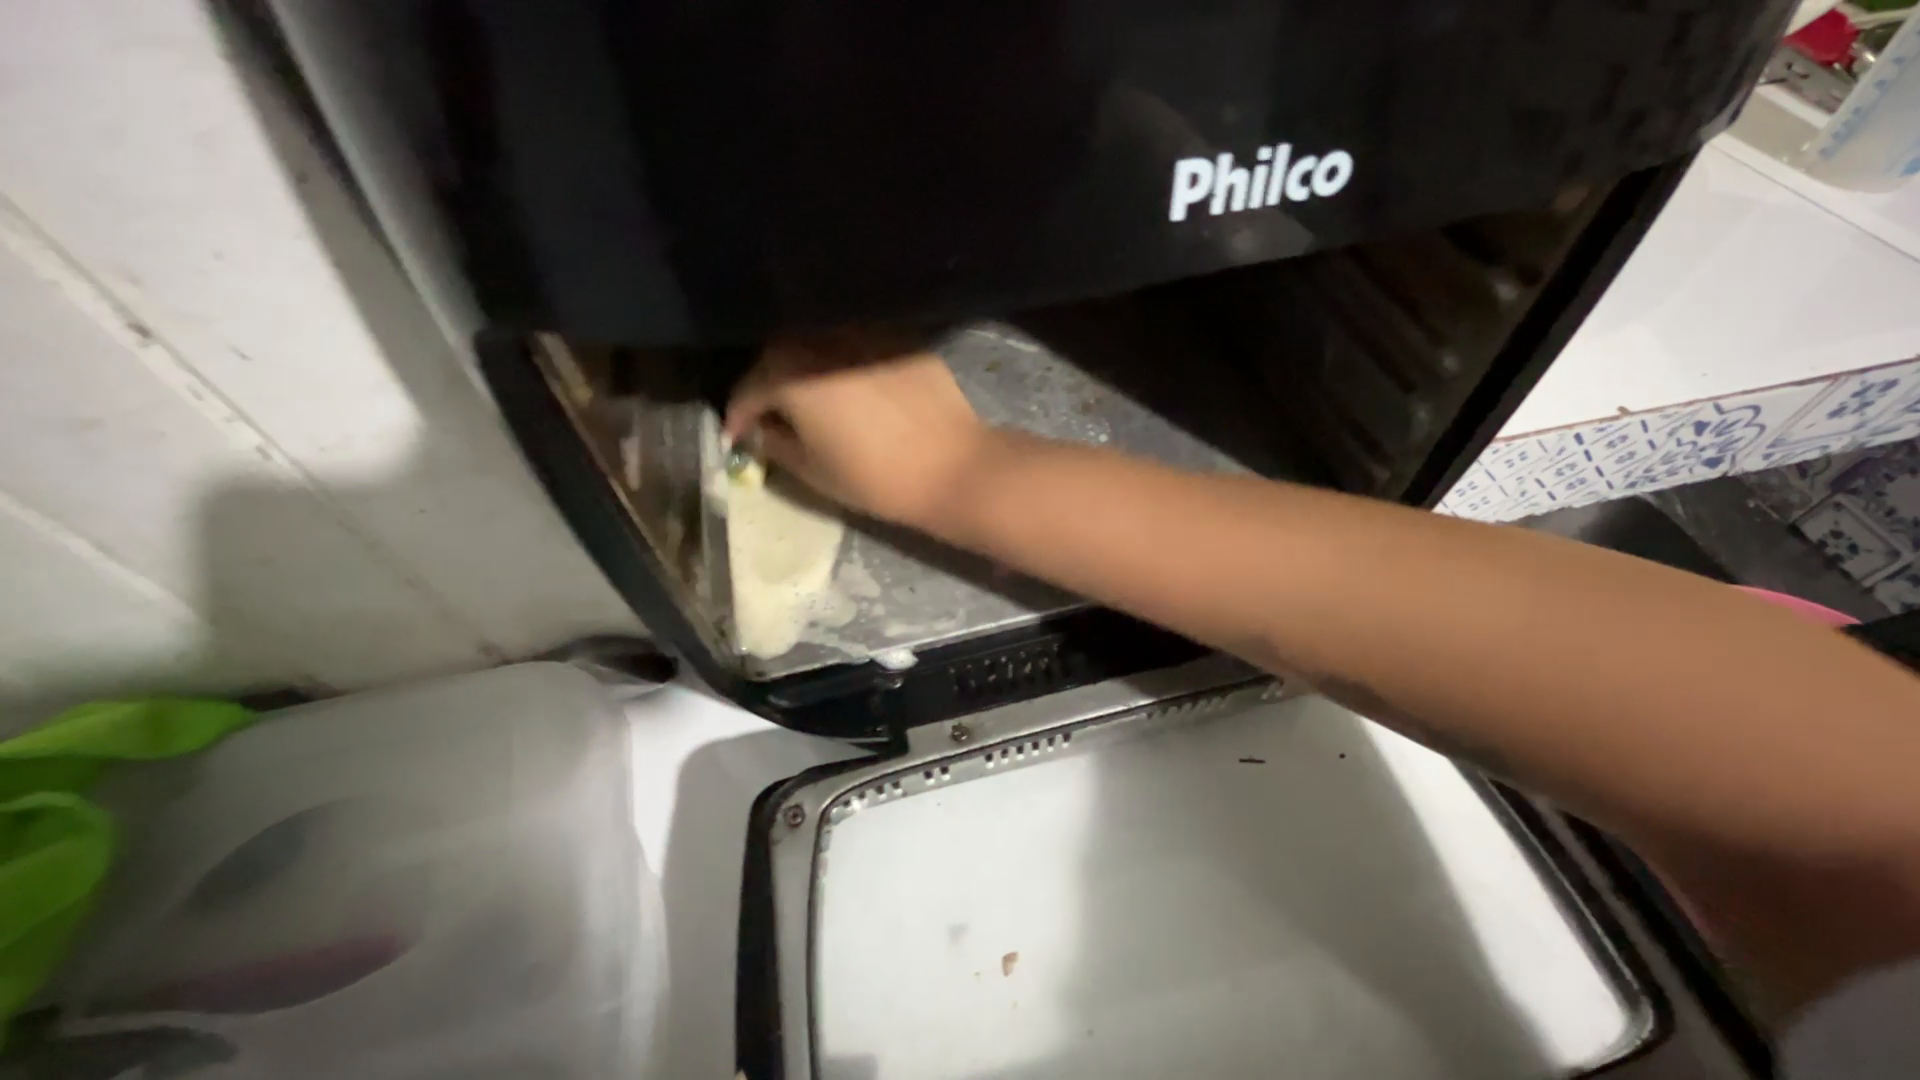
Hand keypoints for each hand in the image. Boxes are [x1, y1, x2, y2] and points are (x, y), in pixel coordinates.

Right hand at [723, 334, 991, 525]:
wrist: (952, 465)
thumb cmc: (876, 477)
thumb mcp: (813, 471)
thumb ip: (775, 444)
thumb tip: (760, 430)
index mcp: (791, 374)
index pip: (750, 388)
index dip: (737, 415)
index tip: (734, 435)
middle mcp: (821, 341)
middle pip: (779, 354)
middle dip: (767, 382)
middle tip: (769, 412)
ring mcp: (861, 332)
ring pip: (816, 341)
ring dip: (802, 365)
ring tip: (806, 396)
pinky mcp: (897, 335)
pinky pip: (854, 341)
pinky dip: (841, 359)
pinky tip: (847, 384)